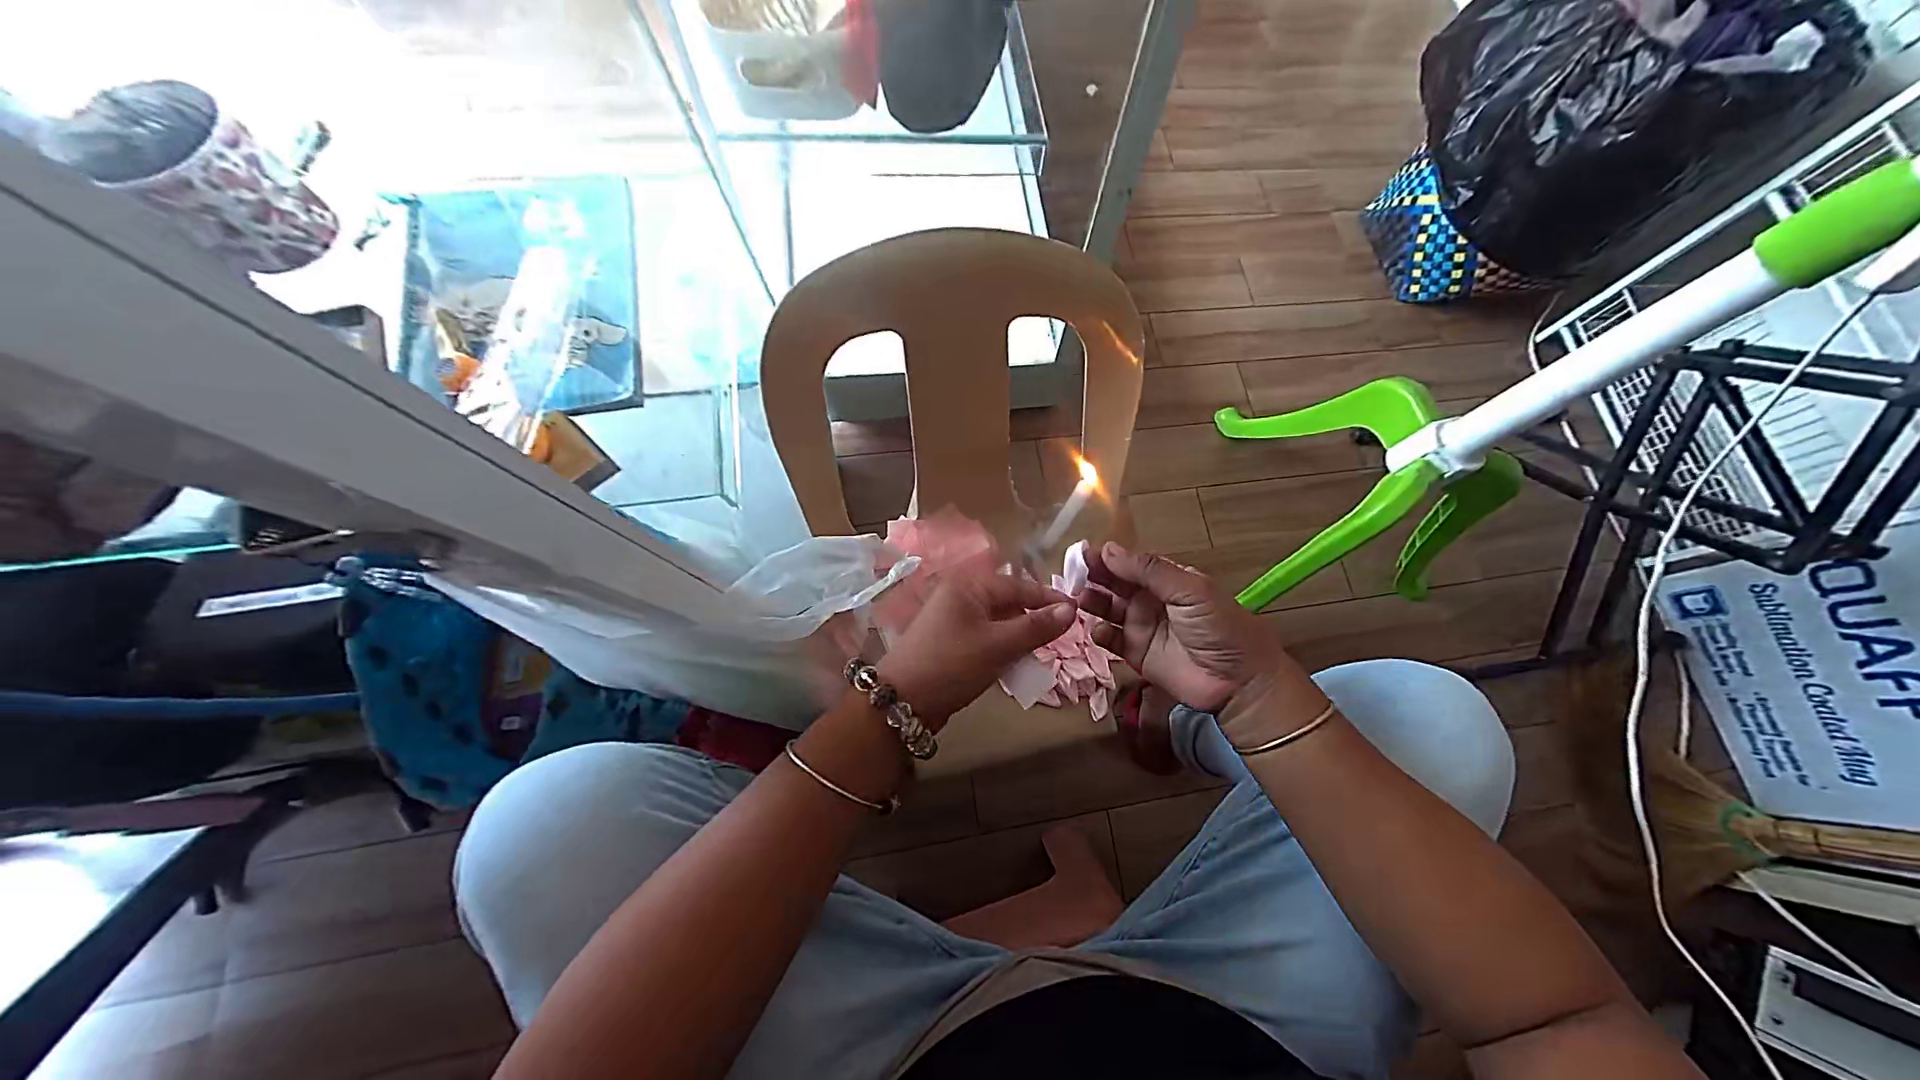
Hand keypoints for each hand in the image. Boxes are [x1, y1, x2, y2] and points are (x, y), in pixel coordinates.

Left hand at [877, 567, 1075, 728]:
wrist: (902, 700)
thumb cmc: (952, 665)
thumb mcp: (999, 646)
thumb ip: (1036, 627)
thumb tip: (1071, 610)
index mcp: (969, 585)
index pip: (1019, 585)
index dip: (1049, 600)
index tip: (1078, 612)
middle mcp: (960, 595)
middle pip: (1009, 602)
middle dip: (1035, 619)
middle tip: (1064, 636)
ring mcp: (953, 619)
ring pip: (999, 622)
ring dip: (1021, 637)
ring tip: (1045, 653)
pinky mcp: (951, 641)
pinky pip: (986, 637)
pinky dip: (1004, 648)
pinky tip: (1018, 664)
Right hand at [1077, 542, 1322, 731]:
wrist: (1239, 682)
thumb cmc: (1220, 628)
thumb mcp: (1190, 590)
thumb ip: (1149, 570)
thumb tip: (1108, 549)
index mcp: (1167, 580)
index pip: (1131, 563)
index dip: (1108, 557)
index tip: (1084, 553)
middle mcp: (1151, 600)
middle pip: (1115, 584)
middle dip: (1094, 577)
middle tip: (1073, 574)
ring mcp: (1142, 627)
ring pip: (1108, 609)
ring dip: (1093, 602)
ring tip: (1080, 599)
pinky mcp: (1136, 654)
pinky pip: (1111, 639)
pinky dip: (1100, 633)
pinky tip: (1099, 630)